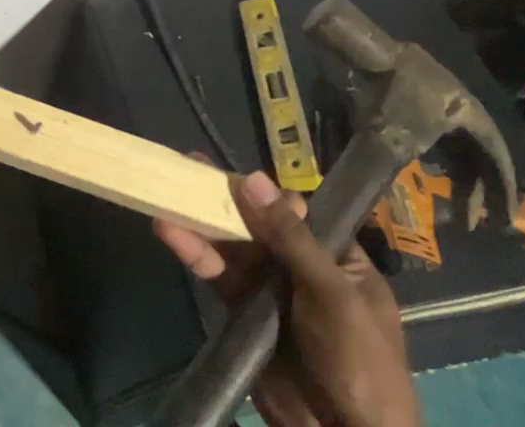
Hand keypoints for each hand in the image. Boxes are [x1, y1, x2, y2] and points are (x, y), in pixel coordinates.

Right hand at [155, 171, 419, 426]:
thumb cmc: (357, 358)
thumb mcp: (331, 293)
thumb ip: (289, 237)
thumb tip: (254, 179)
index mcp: (338, 259)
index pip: (298, 215)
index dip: (266, 194)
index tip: (235, 177)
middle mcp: (302, 269)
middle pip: (258, 226)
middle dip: (225, 200)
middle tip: (189, 166)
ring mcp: (271, 292)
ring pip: (232, 248)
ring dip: (202, 224)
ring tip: (166, 196)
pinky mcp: (243, 314)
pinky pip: (217, 276)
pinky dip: (195, 253)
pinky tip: (170, 232)